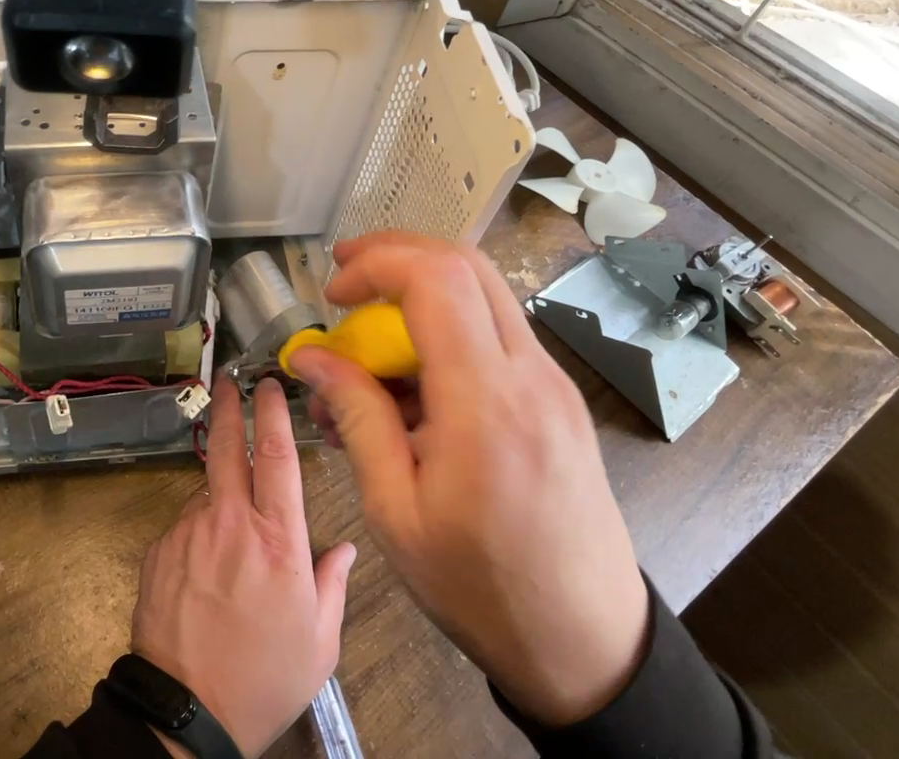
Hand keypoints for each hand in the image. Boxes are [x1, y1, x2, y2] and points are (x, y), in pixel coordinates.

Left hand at [130, 376, 356, 757]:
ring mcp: (188, 532)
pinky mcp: (159, 550)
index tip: (269, 384)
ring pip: (207, 492)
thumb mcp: (320, 639)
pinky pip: (186, 525)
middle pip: (226, 447)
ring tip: (232, 544)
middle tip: (228, 381)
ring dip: (220, 495)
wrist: (187, 711)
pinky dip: (200, 532)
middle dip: (228, 407)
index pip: (276, 456)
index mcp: (278, 539)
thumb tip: (343, 548)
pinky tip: (206, 572)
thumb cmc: (265, 677)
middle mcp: (230, 522)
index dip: (272, 412)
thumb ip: (332, 583)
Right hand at [289, 232, 648, 726]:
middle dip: (397, 256)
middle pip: (467, 265)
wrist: (586, 641)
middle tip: (344, 282)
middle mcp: (530, 375)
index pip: (437, 278)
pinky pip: (495, 339)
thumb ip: (357, 417)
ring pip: (482, 297)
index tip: (331, 293)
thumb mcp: (396, 510)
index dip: (377, 264)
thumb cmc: (480, 587)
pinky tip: (409, 393)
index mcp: (485, 402)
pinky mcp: (557, 399)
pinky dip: (445, 339)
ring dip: (418, 301)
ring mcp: (552, 384)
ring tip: (366, 360)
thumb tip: (312, 358)